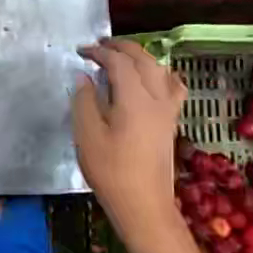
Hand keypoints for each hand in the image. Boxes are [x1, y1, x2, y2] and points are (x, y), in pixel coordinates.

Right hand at [72, 39, 187, 246]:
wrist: (143, 205)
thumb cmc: (111, 171)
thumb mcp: (87, 135)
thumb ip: (84, 100)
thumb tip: (84, 77)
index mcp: (134, 98)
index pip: (118, 62)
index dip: (99, 52)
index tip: (81, 51)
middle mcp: (156, 98)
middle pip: (143, 59)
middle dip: (121, 48)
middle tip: (99, 47)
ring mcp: (168, 110)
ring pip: (160, 69)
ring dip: (140, 58)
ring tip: (121, 59)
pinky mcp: (171, 123)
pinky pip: (171, 87)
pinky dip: (160, 75)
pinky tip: (152, 81)